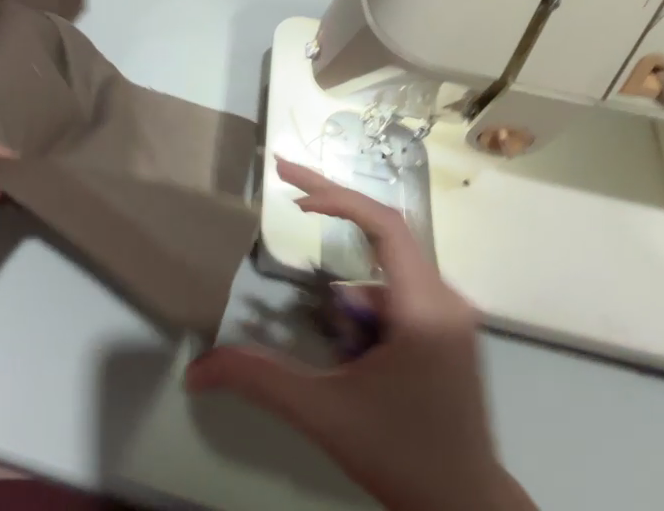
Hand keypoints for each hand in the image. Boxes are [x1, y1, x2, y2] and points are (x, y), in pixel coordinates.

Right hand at [185, 159, 535, 510]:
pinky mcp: (447, 331)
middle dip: (333, 212)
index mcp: (425, 310)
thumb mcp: (322, 414)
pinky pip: (395, 297)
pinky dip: (362, 312)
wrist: (467, 508)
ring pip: (383, 275)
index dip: (337, 197)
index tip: (289, 188)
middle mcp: (446, 301)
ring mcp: (451, 316)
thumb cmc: (402, 457)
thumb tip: (195, 369)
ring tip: (343, 360)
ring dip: (348, 300)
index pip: (384, 226)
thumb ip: (258, 380)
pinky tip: (358, 362)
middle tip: (284, 184)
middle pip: (384, 235)